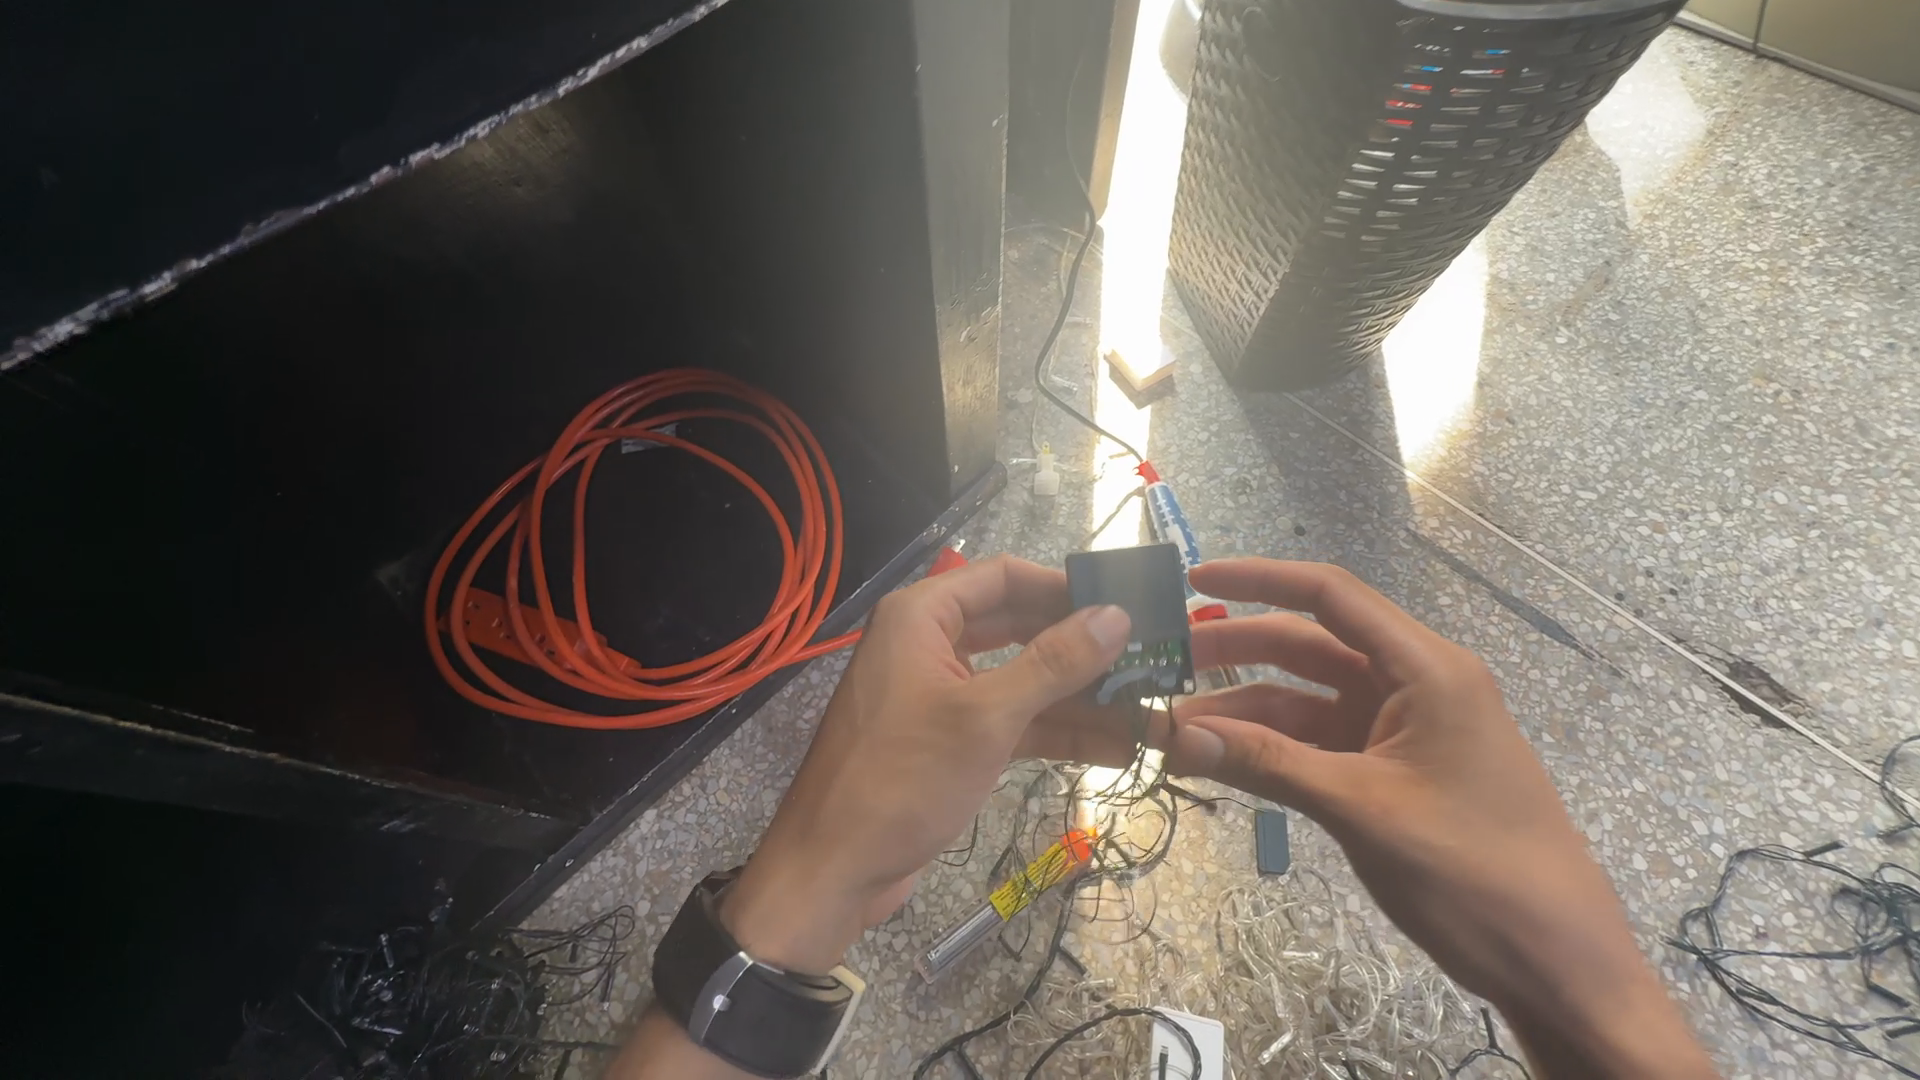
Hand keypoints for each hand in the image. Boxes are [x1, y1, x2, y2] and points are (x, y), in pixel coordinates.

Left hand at [718, 555, 1130, 973]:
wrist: (832, 871)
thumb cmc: (902, 778)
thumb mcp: (984, 717)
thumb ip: (1053, 663)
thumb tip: (1115, 616)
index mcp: (922, 615)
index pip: (1003, 577)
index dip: (1063, 587)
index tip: (1122, 604)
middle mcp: (928, 643)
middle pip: (1016, 626)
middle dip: (1077, 646)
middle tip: (1143, 657)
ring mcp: (940, 693)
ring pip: (1018, 679)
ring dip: (1075, 695)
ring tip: (1144, 708)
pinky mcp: (948, 739)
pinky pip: (1008, 720)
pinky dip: (1053, 731)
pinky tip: (1113, 747)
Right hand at [1139, 559, 1715, 1078]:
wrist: (1560, 971)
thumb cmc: (1475, 875)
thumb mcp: (1362, 810)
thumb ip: (1266, 765)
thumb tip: (1171, 734)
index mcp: (1426, 670)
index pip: (1331, 596)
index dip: (1258, 579)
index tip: (1192, 581)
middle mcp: (1411, 685)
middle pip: (1307, 645)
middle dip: (1235, 651)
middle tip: (1166, 664)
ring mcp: (1397, 729)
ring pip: (1303, 698)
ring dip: (1241, 709)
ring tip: (1175, 726)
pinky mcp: (1387, 769)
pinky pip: (1313, 742)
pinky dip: (1266, 746)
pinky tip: (1218, 757)